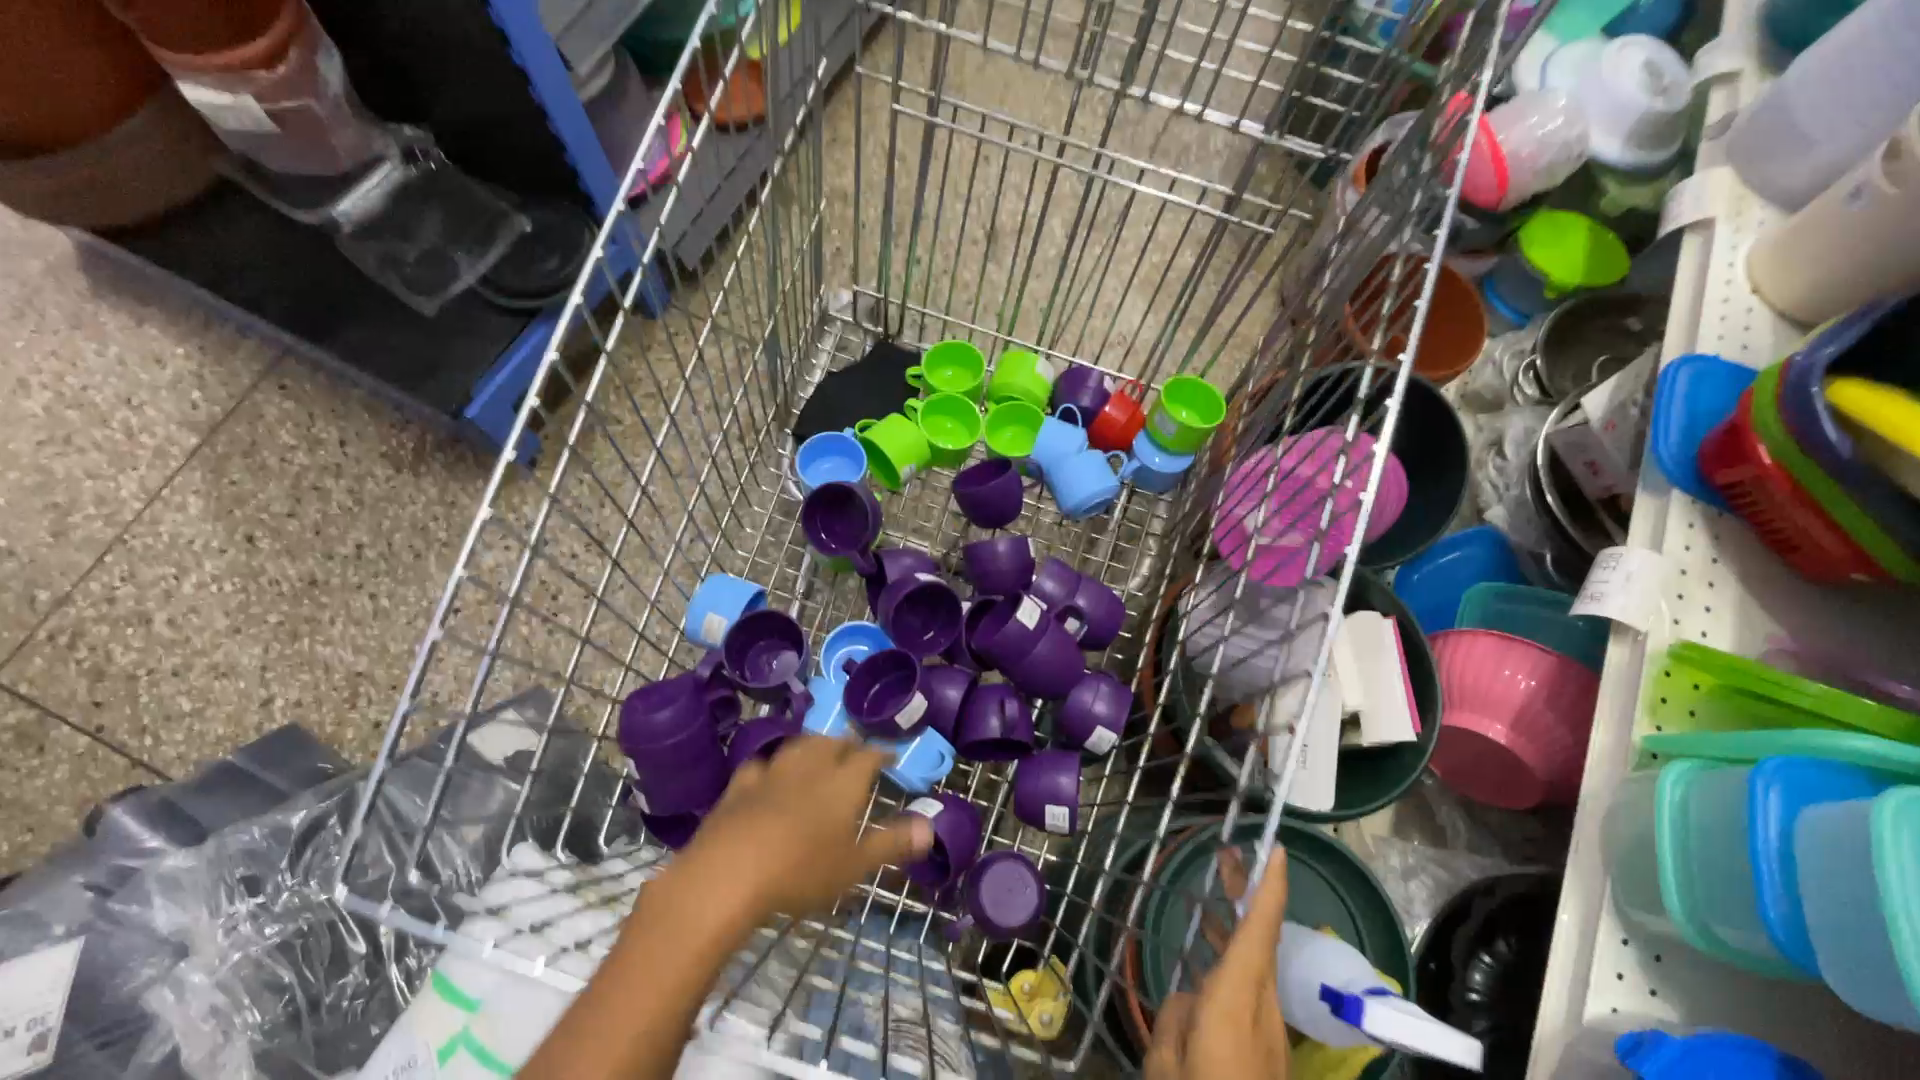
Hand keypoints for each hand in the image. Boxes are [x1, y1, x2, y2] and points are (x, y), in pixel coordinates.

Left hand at [670, 736, 932, 920]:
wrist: (728, 874)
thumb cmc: (801, 871)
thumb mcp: (854, 865)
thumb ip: (892, 844)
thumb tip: (930, 828)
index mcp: (843, 782)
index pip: (868, 756)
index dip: (881, 753)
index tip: (890, 755)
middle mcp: (809, 767)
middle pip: (831, 743)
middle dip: (847, 744)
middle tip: (855, 751)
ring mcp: (771, 773)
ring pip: (797, 746)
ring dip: (812, 745)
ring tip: (819, 752)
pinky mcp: (739, 786)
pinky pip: (761, 764)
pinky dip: (772, 765)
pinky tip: (769, 772)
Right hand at [1145, 846, 1290, 1079]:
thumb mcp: (1166, 1064)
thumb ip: (1175, 1017)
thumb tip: (1190, 996)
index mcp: (1236, 998)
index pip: (1260, 930)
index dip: (1270, 887)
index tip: (1275, 850)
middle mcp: (1259, 1005)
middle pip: (1260, 937)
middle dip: (1248, 893)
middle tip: (1227, 855)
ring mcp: (1266, 1028)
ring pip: (1255, 962)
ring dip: (1237, 926)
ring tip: (1212, 894)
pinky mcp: (1263, 1047)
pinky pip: (1248, 988)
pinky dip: (1230, 960)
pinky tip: (1204, 963)